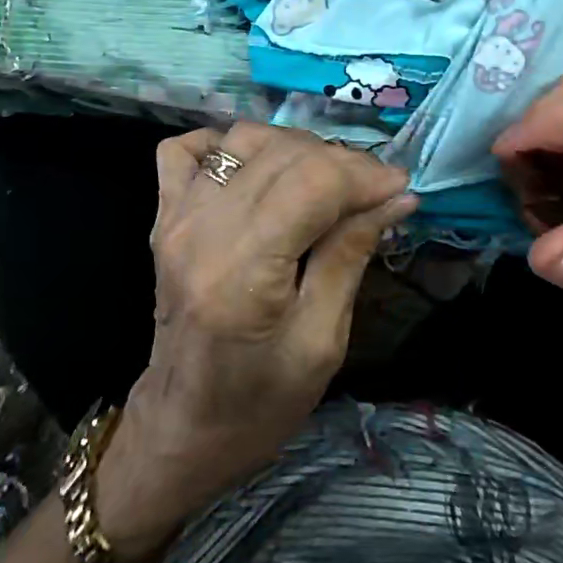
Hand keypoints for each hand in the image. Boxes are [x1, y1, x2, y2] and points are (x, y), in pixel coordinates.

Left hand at [95, 122, 416, 560]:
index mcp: (242, 270)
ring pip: (240, 139)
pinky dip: (223, 145)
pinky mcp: (162, 216)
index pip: (310, 182)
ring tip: (325, 182)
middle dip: (339, 160)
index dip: (363, 175)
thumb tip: (395, 197)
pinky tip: (255, 168)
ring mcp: (174, 217)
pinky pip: (182, 149)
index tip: (400, 189)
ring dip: (292, 148)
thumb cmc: (260, 401)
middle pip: (280, 154)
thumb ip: (350, 255)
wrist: (185, 422)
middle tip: (373, 191)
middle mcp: (200, 229)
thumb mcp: (322, 341)